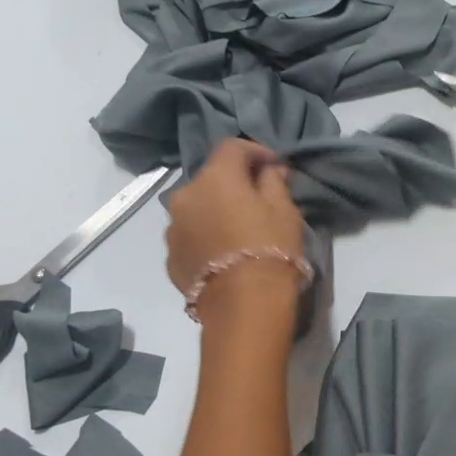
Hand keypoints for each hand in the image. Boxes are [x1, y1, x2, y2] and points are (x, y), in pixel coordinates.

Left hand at [165, 140, 307, 321]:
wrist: (243, 307)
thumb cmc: (270, 251)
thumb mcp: (285, 212)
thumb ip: (274, 183)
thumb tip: (272, 169)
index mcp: (215, 178)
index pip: (232, 147)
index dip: (256, 151)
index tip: (276, 165)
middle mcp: (186, 196)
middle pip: (211, 179)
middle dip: (234, 184)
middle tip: (259, 200)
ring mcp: (173, 228)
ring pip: (197, 208)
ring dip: (216, 211)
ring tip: (239, 231)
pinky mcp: (171, 257)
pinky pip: (191, 236)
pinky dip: (206, 237)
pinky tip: (225, 253)